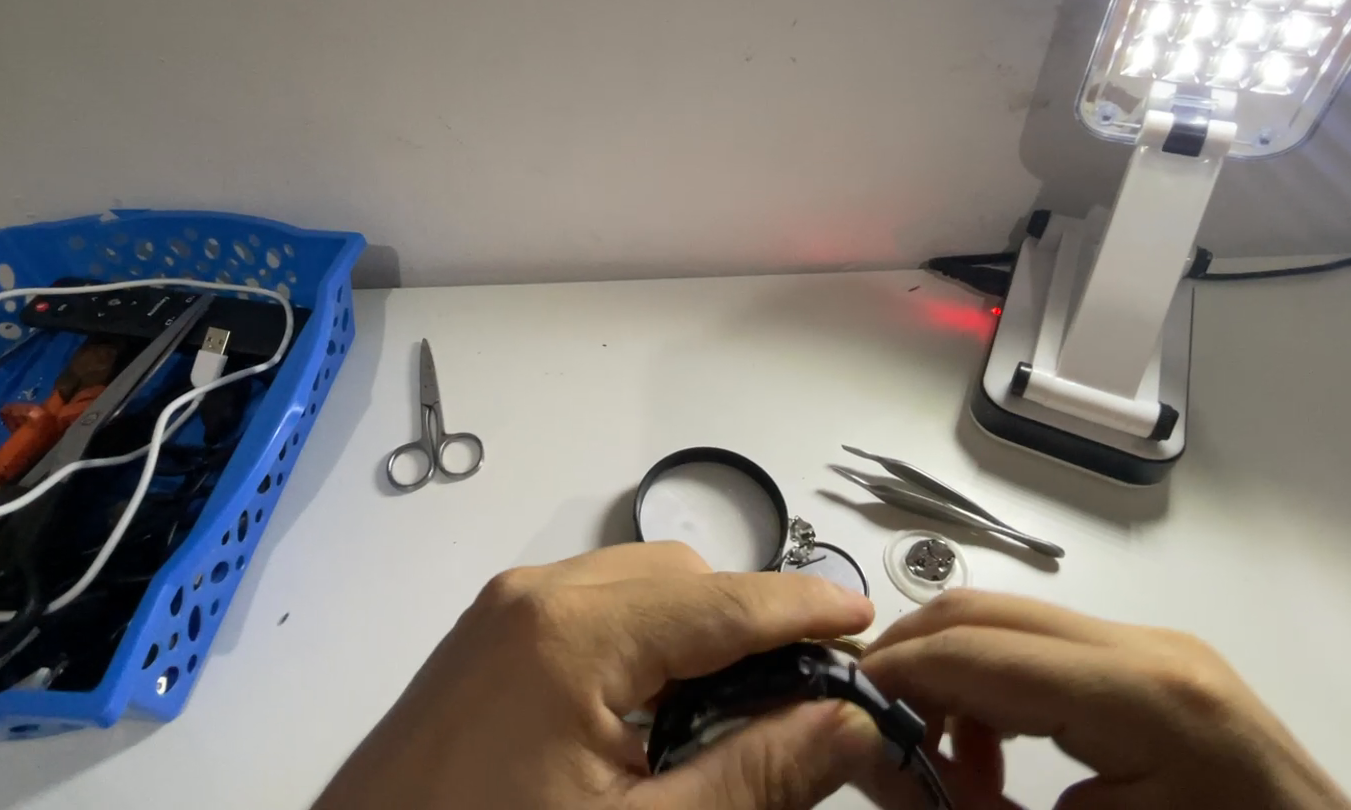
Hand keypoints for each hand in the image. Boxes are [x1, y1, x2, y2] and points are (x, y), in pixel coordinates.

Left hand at [313, 542, 881, 809]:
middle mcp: (535, 592)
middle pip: (676, 577)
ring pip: (634, 582)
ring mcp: (503, 606)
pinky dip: (641, 635)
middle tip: (799, 689)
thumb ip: (755, 774)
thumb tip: (849, 720)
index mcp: (572, 630)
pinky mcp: (486, 631)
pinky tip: (652, 705)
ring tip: (730, 705)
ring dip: (694, 626)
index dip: (800, 604)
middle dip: (746, 619)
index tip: (865, 615)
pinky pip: (589, 604)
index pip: (718, 599)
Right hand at [851, 590, 1350, 809]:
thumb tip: (878, 763)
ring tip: (946, 761)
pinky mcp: (1155, 661)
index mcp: (1144, 699)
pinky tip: (995, 755)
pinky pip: (1042, 648)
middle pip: (981, 614)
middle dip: (910, 658)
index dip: (896, 672)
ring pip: (1004, 622)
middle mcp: (1147, 648)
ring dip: (950, 676)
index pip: (977, 652)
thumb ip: (976, 807)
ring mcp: (1156, 647)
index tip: (843, 704)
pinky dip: (995, 688)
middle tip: (875, 721)